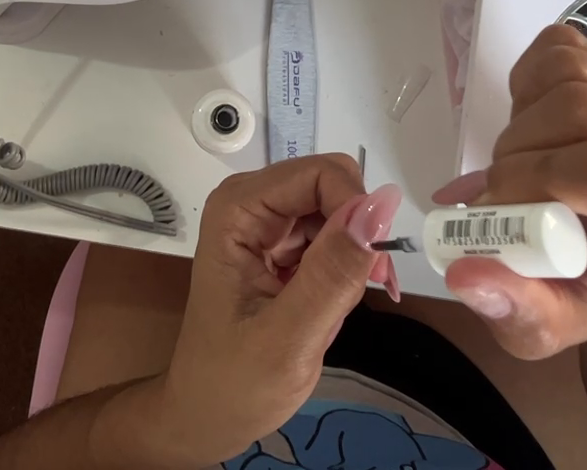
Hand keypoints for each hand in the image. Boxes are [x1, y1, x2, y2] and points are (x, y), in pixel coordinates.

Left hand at [145, 154, 402, 464]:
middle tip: (362, 289)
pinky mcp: (281, 243)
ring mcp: (266, 221)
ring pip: (337, 209)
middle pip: (330, 184)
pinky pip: (333, 235)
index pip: (318, 173)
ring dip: (354, 254)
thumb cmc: (235, 382)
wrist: (208, 414)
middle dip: (358, 232)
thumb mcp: (289, 336)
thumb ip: (333, 272)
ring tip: (336, 307)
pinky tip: (332, 305)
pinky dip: (347, 266)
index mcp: (238, 208)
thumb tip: (379, 207)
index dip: (356, 208)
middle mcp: (250, 202)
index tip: (373, 265)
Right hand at [436, 24, 586, 358]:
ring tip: (520, 158)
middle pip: (584, 112)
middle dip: (517, 149)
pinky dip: (528, 79)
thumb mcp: (562, 325)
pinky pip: (567, 50)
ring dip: (521, 115)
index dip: (531, 181)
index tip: (495, 210)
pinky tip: (532, 123)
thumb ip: (520, 313)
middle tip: (501, 189)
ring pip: (573, 74)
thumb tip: (464, 273)